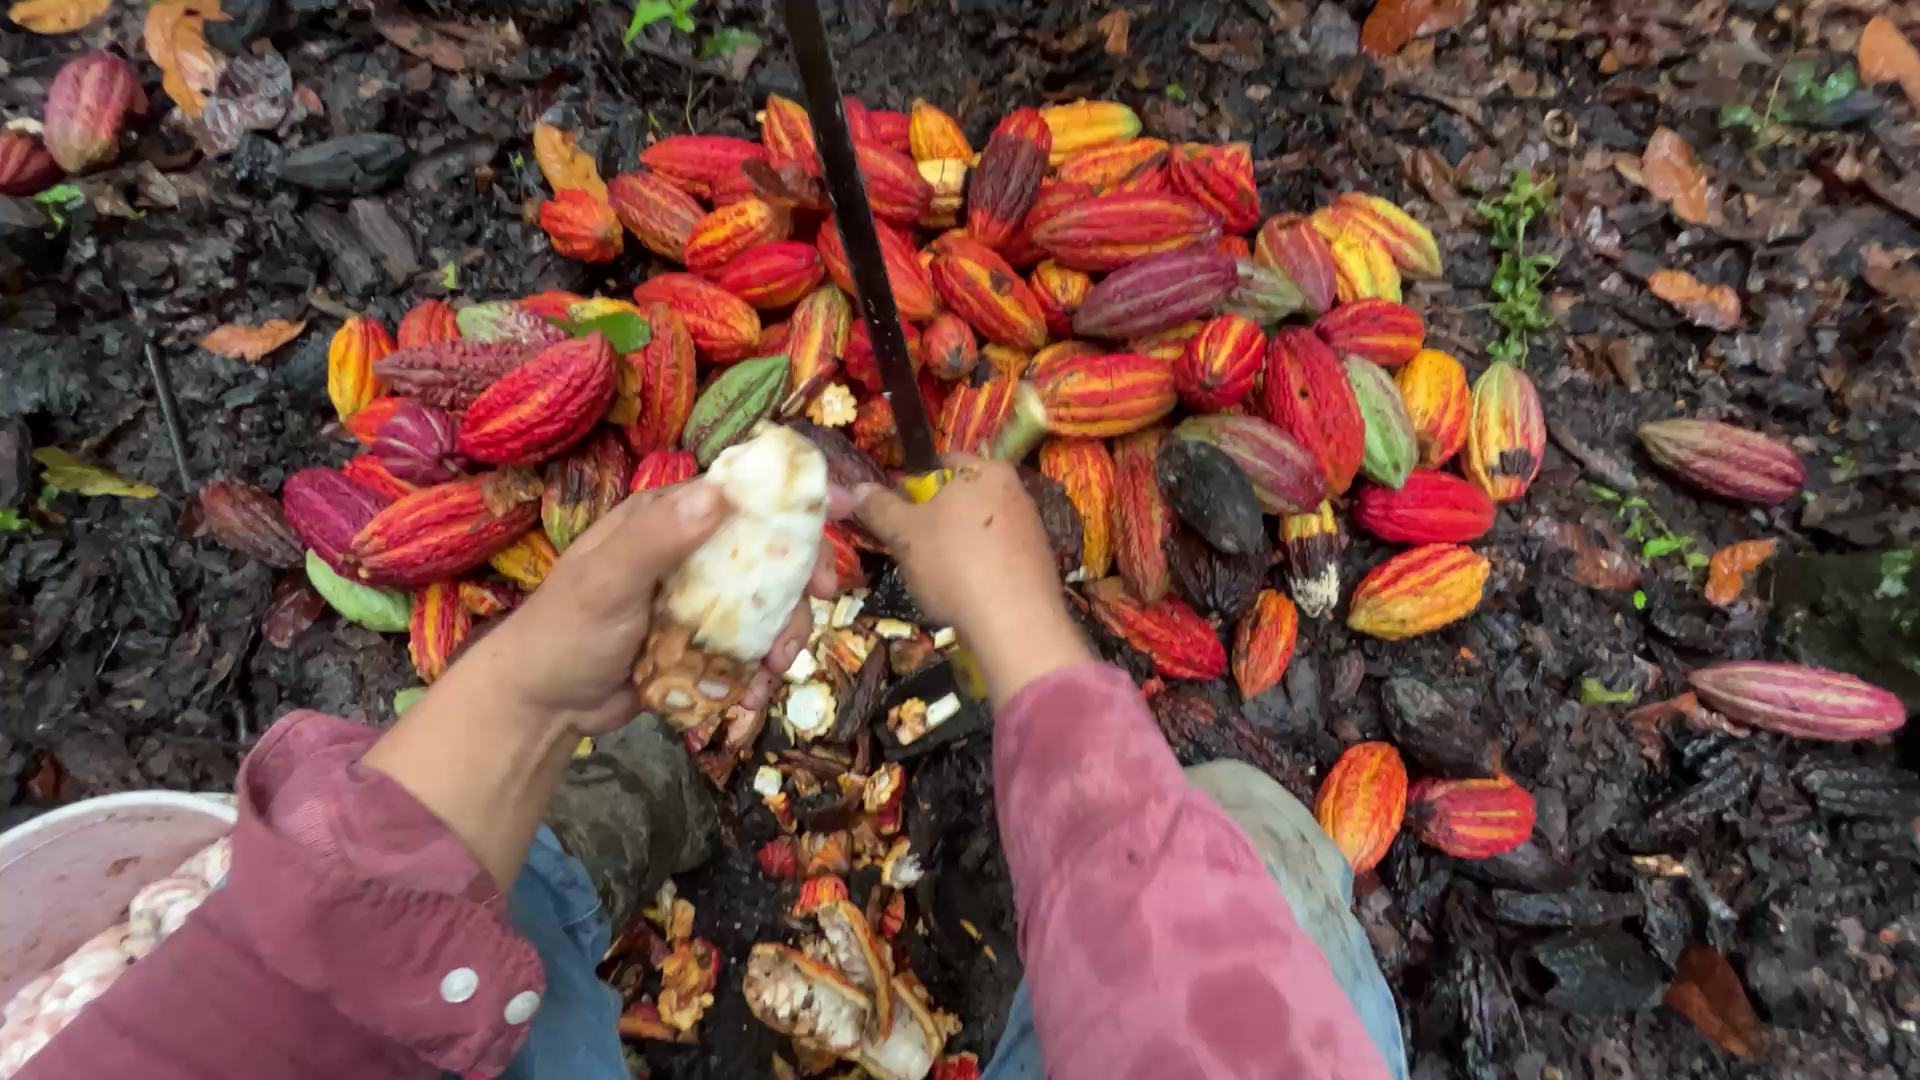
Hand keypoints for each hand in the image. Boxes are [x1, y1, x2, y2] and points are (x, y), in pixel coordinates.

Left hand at [457, 480, 836, 737]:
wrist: (544, 707)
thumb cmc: (564, 630)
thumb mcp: (604, 581)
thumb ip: (657, 537)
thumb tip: (719, 494)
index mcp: (671, 519)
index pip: (743, 498)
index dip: (792, 508)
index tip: (834, 521)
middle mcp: (695, 552)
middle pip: (770, 554)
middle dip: (799, 582)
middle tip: (820, 604)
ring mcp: (704, 600)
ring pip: (769, 606)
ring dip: (784, 635)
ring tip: (772, 669)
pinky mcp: (707, 642)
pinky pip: (751, 648)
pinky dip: (760, 671)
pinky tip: (751, 693)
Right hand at [853, 456, 1090, 704]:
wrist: (1015, 624)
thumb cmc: (955, 564)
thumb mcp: (904, 534)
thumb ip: (879, 507)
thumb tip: (859, 489)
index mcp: (987, 470)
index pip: (941, 463)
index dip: (912, 486)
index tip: (897, 515)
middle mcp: (1016, 491)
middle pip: (961, 498)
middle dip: (935, 521)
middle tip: (913, 550)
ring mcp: (1032, 527)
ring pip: (979, 530)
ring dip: (956, 548)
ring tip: (940, 578)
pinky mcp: (1039, 562)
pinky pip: (998, 556)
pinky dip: (980, 569)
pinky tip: (968, 594)